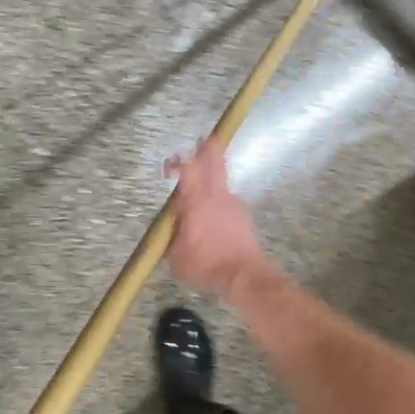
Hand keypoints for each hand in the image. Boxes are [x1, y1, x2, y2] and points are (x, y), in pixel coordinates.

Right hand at [167, 137, 274, 299]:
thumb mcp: (177, 257)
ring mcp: (234, 205)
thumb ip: (173, 238)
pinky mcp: (244, 217)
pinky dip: (221, 204)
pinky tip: (215, 219)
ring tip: (207, 183)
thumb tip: (176, 229)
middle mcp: (217, 197)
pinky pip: (229, 203)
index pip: (188, 170)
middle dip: (209, 149)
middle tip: (207, 138)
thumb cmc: (205, 264)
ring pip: (222, 184)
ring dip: (215, 178)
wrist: (243, 275)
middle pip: (214, 164)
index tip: (170, 165)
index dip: (178, 162)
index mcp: (197, 202)